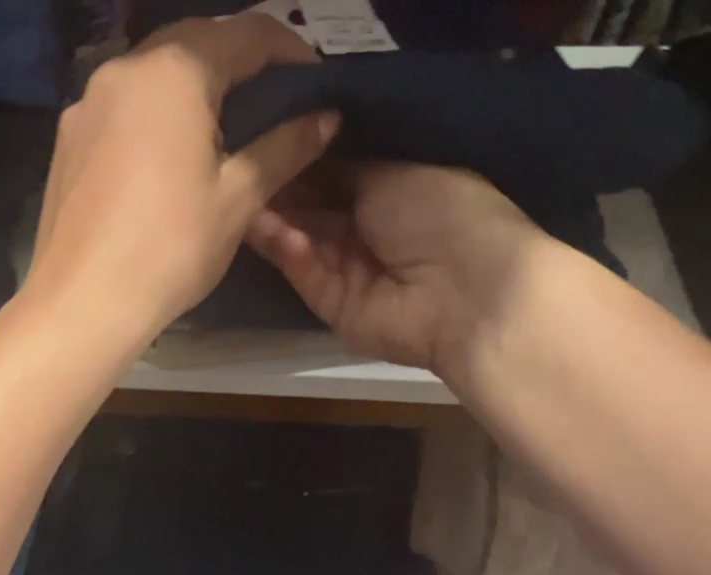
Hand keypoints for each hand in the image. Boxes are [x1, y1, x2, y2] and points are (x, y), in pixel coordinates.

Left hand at [25, 15, 338, 336]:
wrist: (82, 303)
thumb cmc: (170, 248)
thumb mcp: (239, 197)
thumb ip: (285, 147)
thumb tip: (326, 117)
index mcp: (174, 71)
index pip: (247, 35)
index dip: (290, 50)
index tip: (314, 79)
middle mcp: (123, 71)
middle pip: (193, 45)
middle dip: (237, 63)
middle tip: (271, 99)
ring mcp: (86, 105)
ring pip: (153, 77)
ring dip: (192, 88)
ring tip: (222, 128)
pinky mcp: (67, 142)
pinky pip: (122, 110)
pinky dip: (154, 116)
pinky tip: (168, 156)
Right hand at [247, 163, 546, 374]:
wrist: (468, 290)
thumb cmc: (446, 213)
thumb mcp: (393, 171)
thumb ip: (341, 166)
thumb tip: (303, 149)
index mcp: (391, 190)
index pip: (332, 172)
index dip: (301, 156)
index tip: (265, 134)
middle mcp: (366, 229)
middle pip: (311, 207)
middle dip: (280, 186)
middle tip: (243, 161)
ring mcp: (347, 270)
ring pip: (300, 240)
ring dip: (275, 217)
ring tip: (244, 191)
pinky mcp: (332, 304)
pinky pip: (305, 272)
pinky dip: (286, 250)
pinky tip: (265, 226)